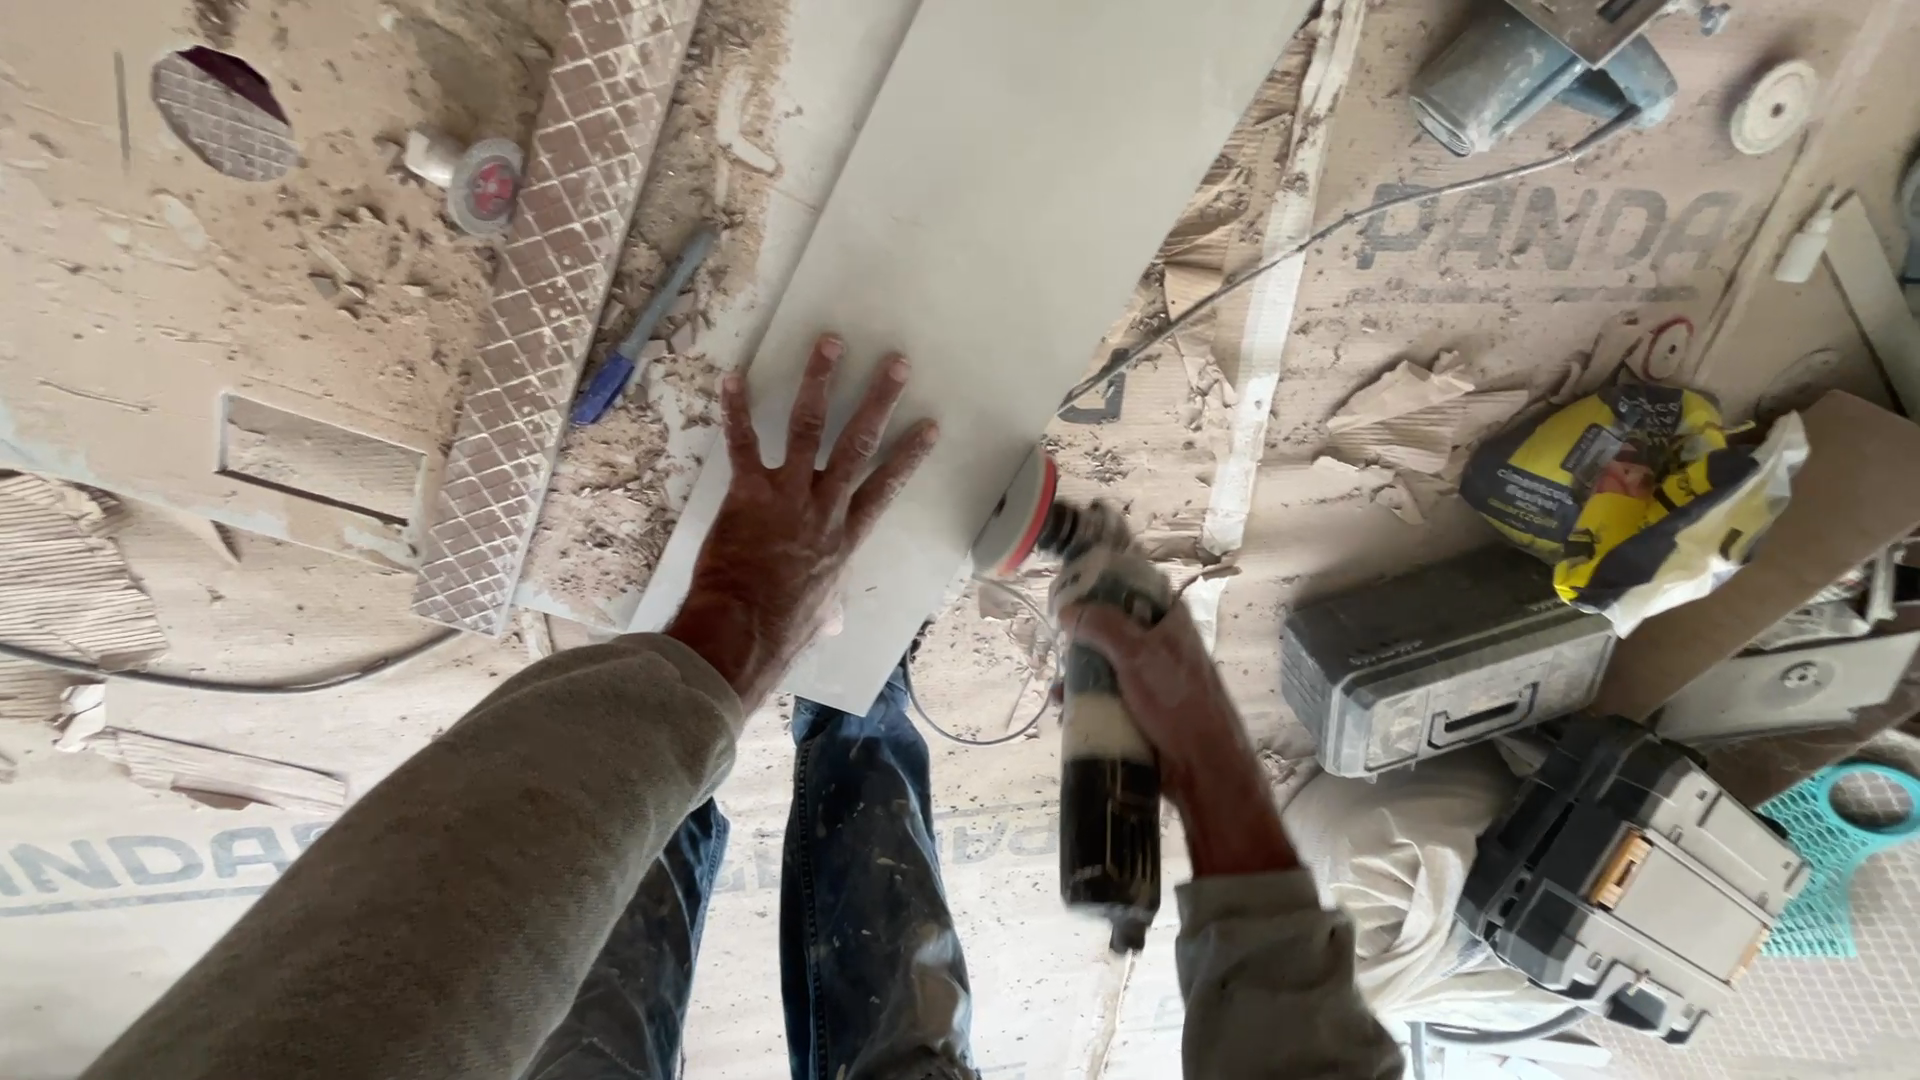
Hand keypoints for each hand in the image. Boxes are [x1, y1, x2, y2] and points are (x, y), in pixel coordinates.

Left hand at [667, 334, 938, 712]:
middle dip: (878, 401)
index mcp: (847, 535)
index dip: (909, 454)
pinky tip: (733, 378)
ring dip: (820, 383)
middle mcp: (825, 506)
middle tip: (894, 364)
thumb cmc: (785, 628)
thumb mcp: (820, 617)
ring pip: (808, 428)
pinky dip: (735, 411)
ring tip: (830, 344)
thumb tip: (835, 622)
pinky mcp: (747, 493)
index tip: (929, 425)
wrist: (743, 631)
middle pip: (858, 444)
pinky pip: (742, 444)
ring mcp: (787, 496)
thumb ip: (831, 608)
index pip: (887, 485)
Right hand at [1062, 601, 1297, 875]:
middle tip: (1060, 649)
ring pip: (1107, 665)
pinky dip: (1088, 699)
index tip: (1070, 597)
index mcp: (1169, 620)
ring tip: (1059, 691)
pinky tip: (1068, 710)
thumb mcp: (1137, 654)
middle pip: (1113, 629)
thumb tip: (1067, 611)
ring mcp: (1153, 677)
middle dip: (1083, 641)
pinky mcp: (1144, 707)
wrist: (1203, 766)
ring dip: (1081, 675)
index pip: (1132, 589)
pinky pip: (1109, 694)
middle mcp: (1162, 643)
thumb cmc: (1176, 700)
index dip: (1100, 589)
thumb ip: (1102, 626)